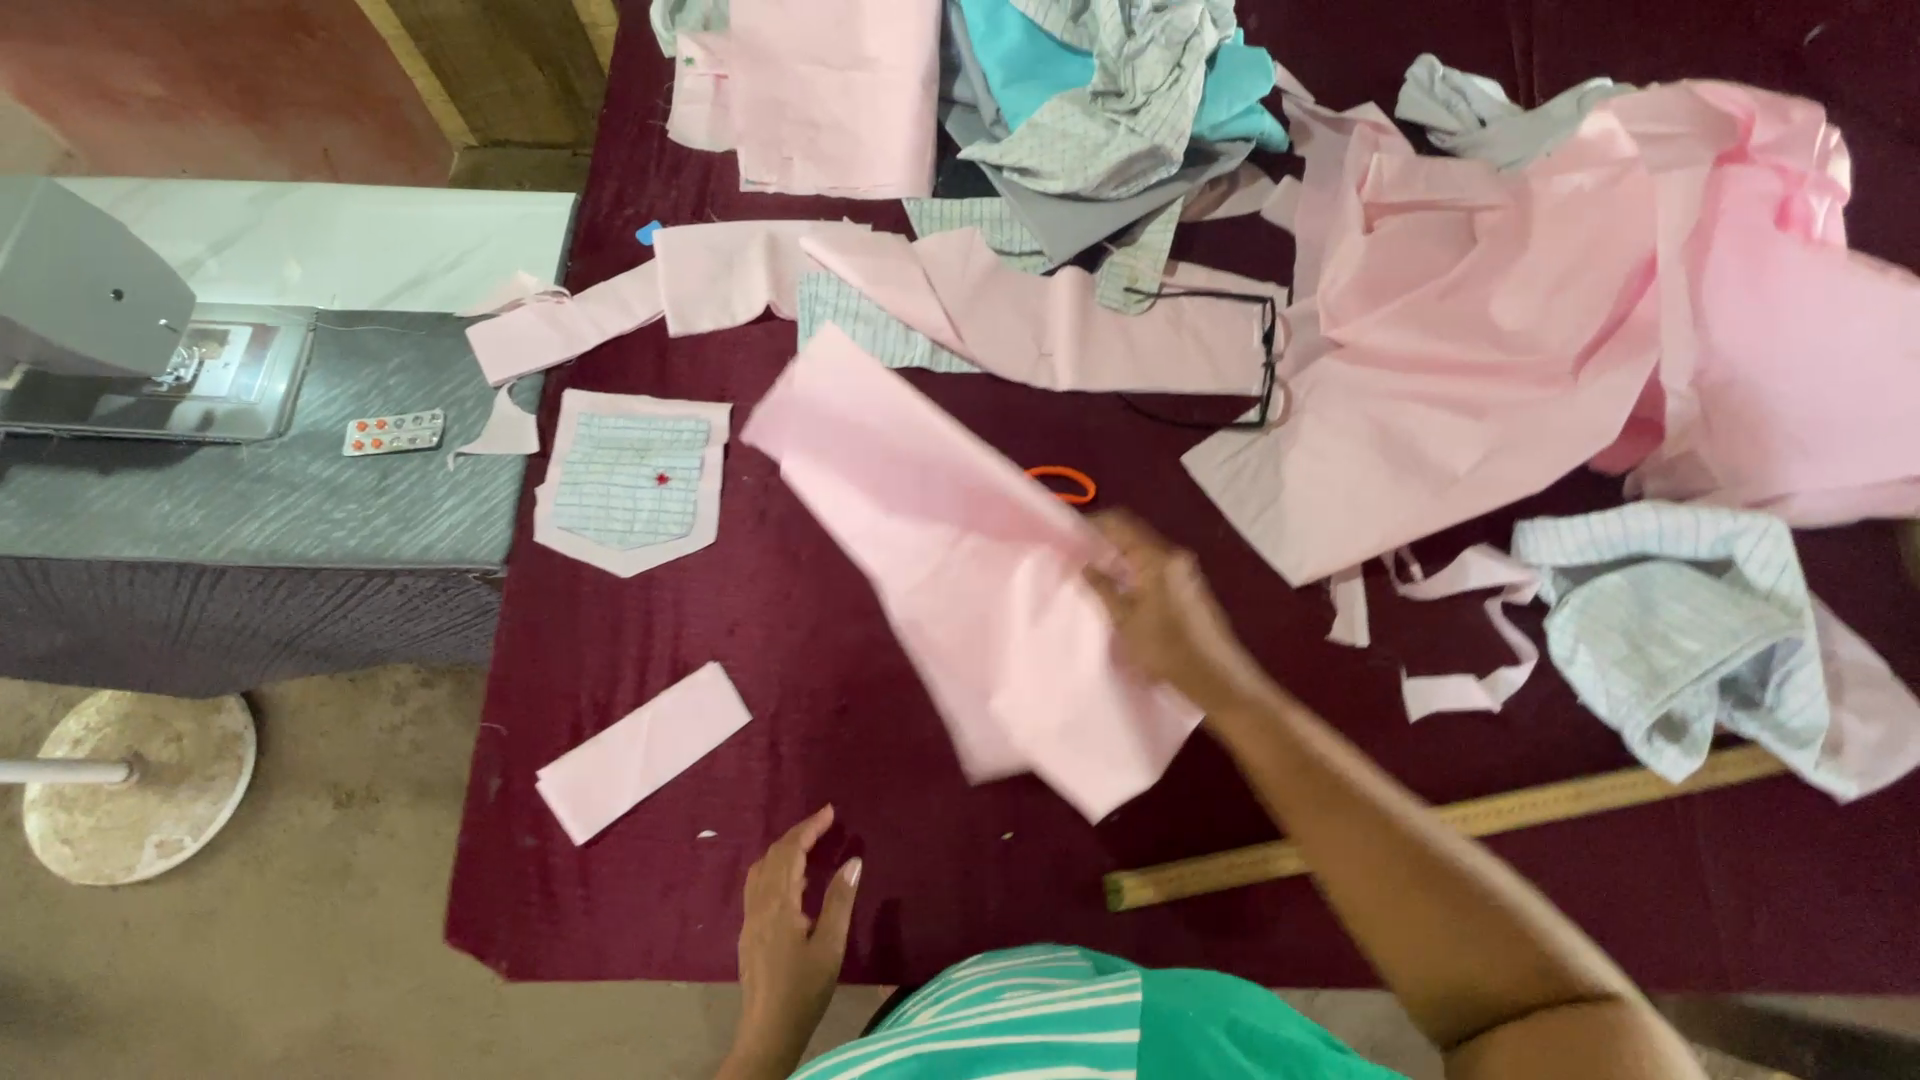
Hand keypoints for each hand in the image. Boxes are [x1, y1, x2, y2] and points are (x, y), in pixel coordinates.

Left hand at [721, 805, 860, 1079]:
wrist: (768, 1030)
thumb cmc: (804, 989)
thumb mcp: (831, 945)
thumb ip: (840, 900)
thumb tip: (853, 861)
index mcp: (778, 903)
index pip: (791, 851)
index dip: (809, 827)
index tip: (830, 811)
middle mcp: (758, 904)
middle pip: (773, 855)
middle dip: (798, 833)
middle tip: (824, 822)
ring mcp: (749, 918)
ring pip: (762, 869)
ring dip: (783, 849)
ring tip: (809, 845)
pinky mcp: (748, 932)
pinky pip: (758, 884)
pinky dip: (775, 867)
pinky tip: (792, 880)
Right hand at [1083, 510, 1275, 715]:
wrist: (1217, 677)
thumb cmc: (1166, 648)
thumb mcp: (1125, 620)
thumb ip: (1102, 587)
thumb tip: (1084, 565)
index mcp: (1156, 558)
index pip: (1120, 523)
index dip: (1094, 523)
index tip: (1070, 535)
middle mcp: (1173, 556)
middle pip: (1133, 536)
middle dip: (1104, 543)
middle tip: (1077, 558)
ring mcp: (1185, 571)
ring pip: (1144, 553)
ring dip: (1119, 560)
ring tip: (1093, 576)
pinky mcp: (1189, 587)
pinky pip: (1155, 568)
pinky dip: (1134, 572)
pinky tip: (1120, 591)